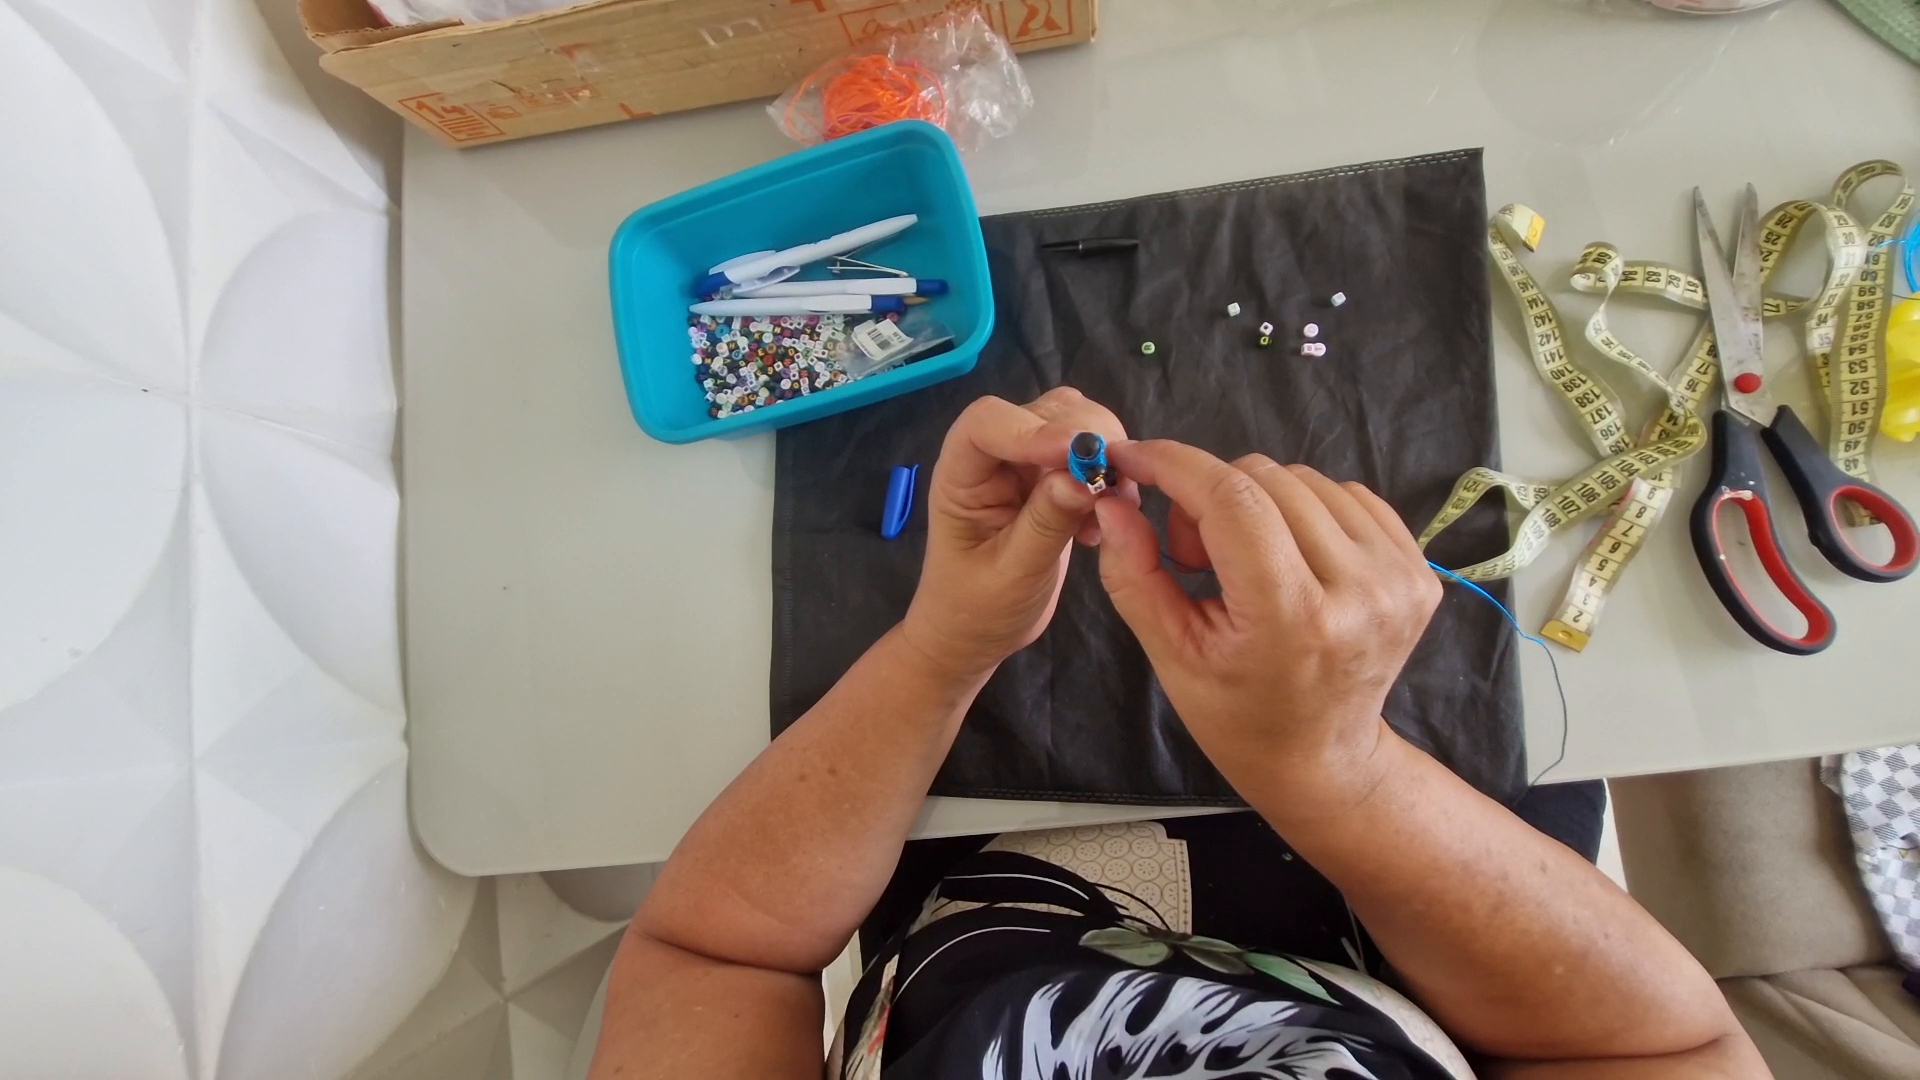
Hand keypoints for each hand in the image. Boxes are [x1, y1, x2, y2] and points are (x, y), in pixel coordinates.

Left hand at [901, 388, 1133, 681]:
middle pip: (1039, 412)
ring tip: (1113, 503)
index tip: (1076, 454)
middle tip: (1115, 480)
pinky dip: (1107, 474)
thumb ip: (1044, 525)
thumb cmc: (977, 611)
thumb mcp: (1012, 575)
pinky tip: (1103, 522)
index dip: (1031, 428)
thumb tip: (1081, 478)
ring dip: (1103, 451)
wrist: (975, 636)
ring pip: (1070, 423)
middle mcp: (991, 459)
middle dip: (1084, 434)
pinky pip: (1086, 454)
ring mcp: (1022, 466)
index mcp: (960, 475)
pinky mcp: (1050, 481)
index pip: (986, 423)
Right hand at [1092, 441, 1439, 803]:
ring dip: (1251, 502)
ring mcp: (1399, 576)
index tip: (1131, 457)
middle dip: (1205, 497)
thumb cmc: (1232, 713)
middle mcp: (1360, 589)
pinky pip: (1341, 492)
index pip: (1231, 502)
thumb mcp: (1168, 651)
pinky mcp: (1418, 567)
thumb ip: (1133, 573)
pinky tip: (1282, 554)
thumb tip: (1111, 500)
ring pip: (1300, 478)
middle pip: (1263, 478)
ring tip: (1239, 562)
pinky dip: (1296, 508)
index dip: (1173, 465)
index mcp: (1292, 617)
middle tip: (1191, 554)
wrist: (1321, 756)